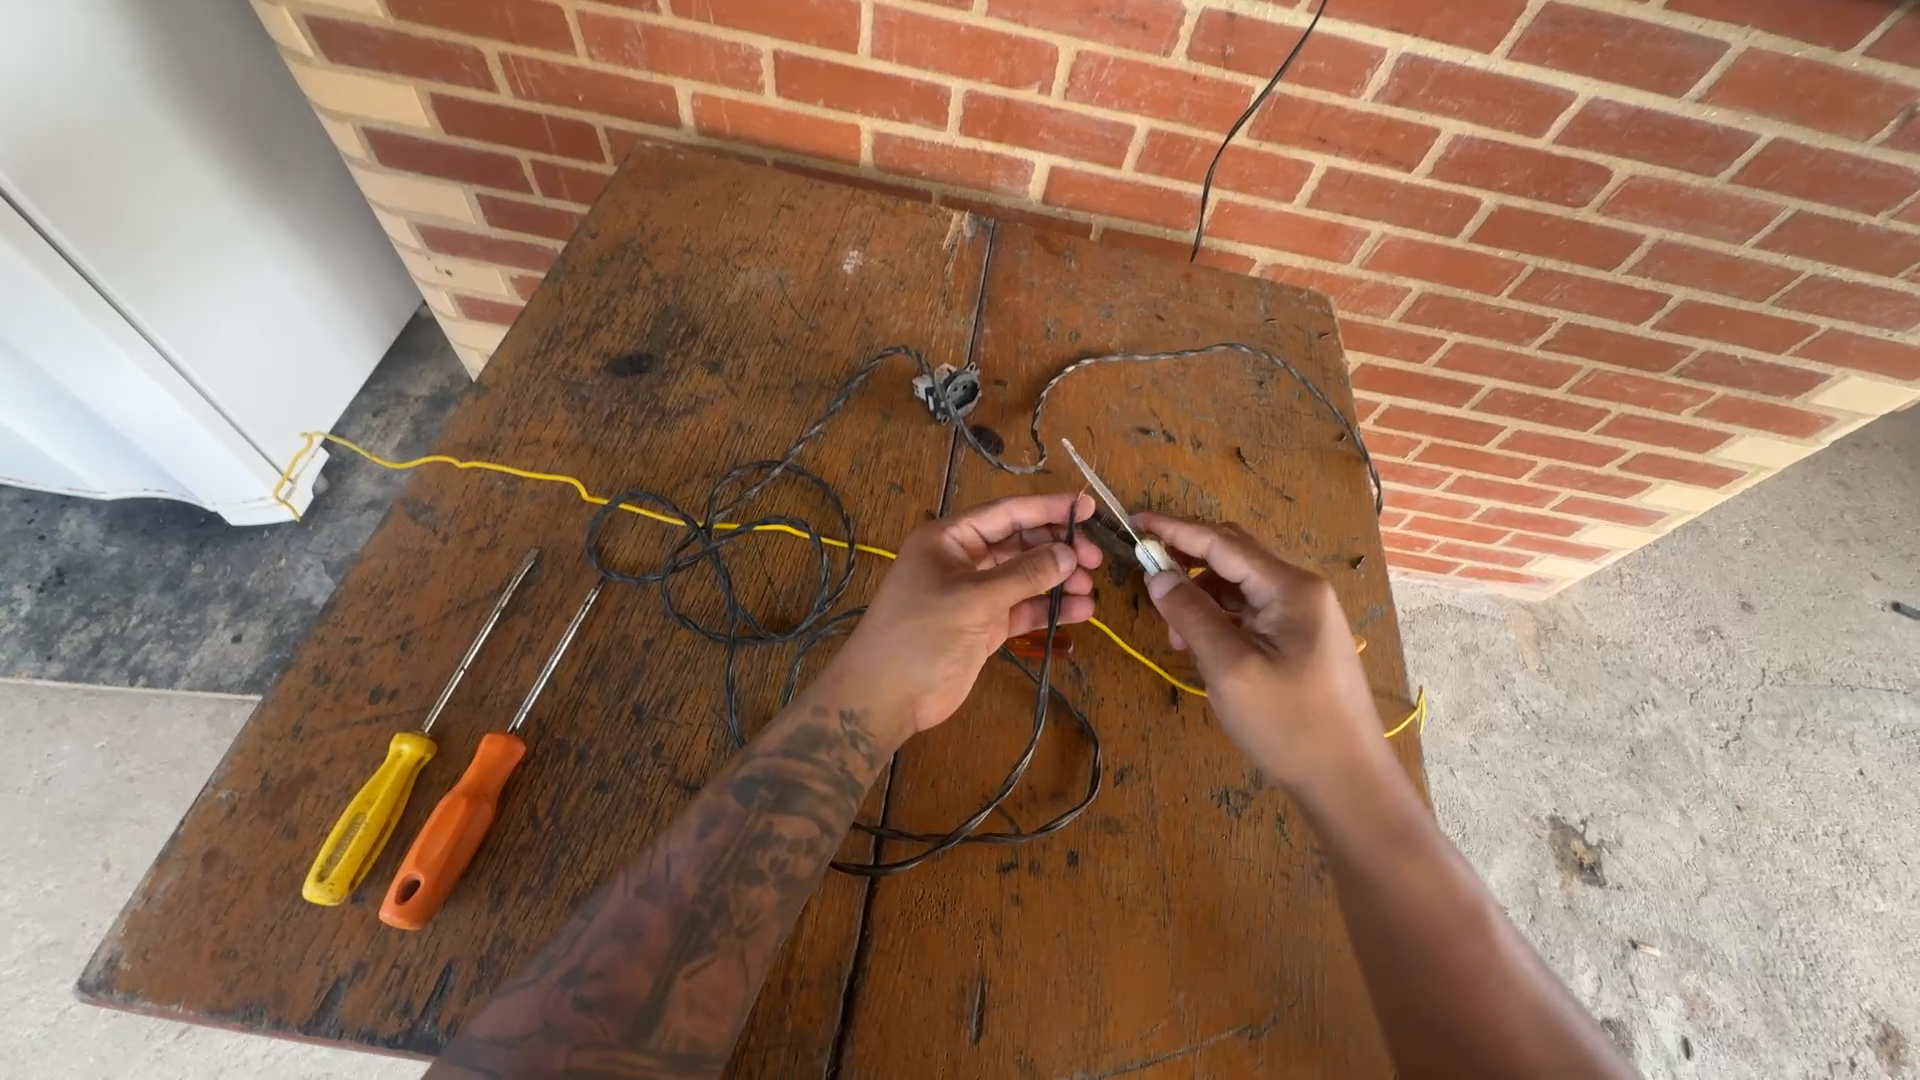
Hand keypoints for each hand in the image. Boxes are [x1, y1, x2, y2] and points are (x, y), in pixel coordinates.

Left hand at [827, 493, 1102, 738]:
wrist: (886, 695)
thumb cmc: (921, 634)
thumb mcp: (972, 599)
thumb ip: (1024, 575)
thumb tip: (1069, 554)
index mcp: (950, 538)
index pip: (1006, 513)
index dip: (1048, 508)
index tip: (1087, 507)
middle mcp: (963, 560)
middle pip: (1019, 542)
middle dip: (1057, 548)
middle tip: (1095, 558)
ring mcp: (974, 594)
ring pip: (1025, 576)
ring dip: (1058, 580)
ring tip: (1090, 589)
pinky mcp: (984, 625)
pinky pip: (1023, 607)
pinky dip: (1050, 608)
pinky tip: (1080, 611)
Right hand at [1133, 513, 1383, 794]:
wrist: (1347, 780)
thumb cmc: (1289, 723)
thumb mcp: (1230, 668)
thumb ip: (1191, 615)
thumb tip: (1157, 575)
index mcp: (1290, 588)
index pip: (1222, 542)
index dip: (1175, 530)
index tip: (1134, 523)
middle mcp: (1299, 590)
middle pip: (1232, 556)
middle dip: (1186, 561)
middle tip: (1143, 572)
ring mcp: (1300, 615)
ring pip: (1236, 586)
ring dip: (1199, 597)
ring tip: (1173, 634)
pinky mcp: (1296, 639)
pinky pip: (1246, 612)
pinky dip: (1216, 619)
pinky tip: (1197, 645)